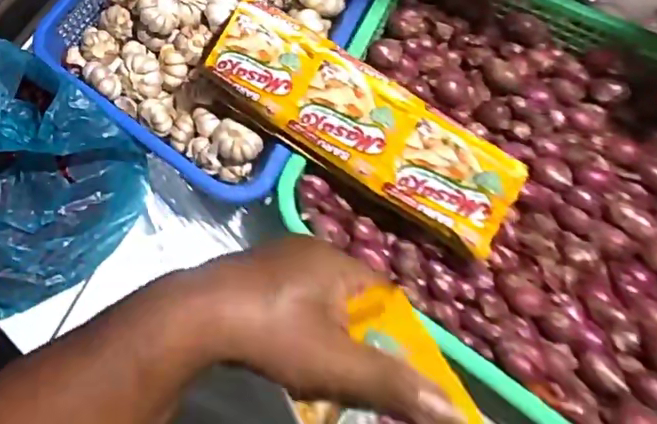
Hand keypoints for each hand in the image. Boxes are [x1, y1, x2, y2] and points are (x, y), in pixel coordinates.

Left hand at [176, 236, 465, 423]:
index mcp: (334, 259)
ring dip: (332, 338)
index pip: (386, 296)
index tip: (407, 370)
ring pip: (323, 302)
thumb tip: (455, 410)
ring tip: (331, 372)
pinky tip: (293, 352)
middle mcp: (308, 249)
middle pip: (355, 299)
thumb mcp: (341, 365)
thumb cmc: (276, 331)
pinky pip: (295, 300)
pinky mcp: (254, 271)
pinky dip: (303, 328)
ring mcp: (277, 257)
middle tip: (366, 378)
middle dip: (364, 340)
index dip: (402, 335)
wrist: (200, 312)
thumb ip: (397, 384)